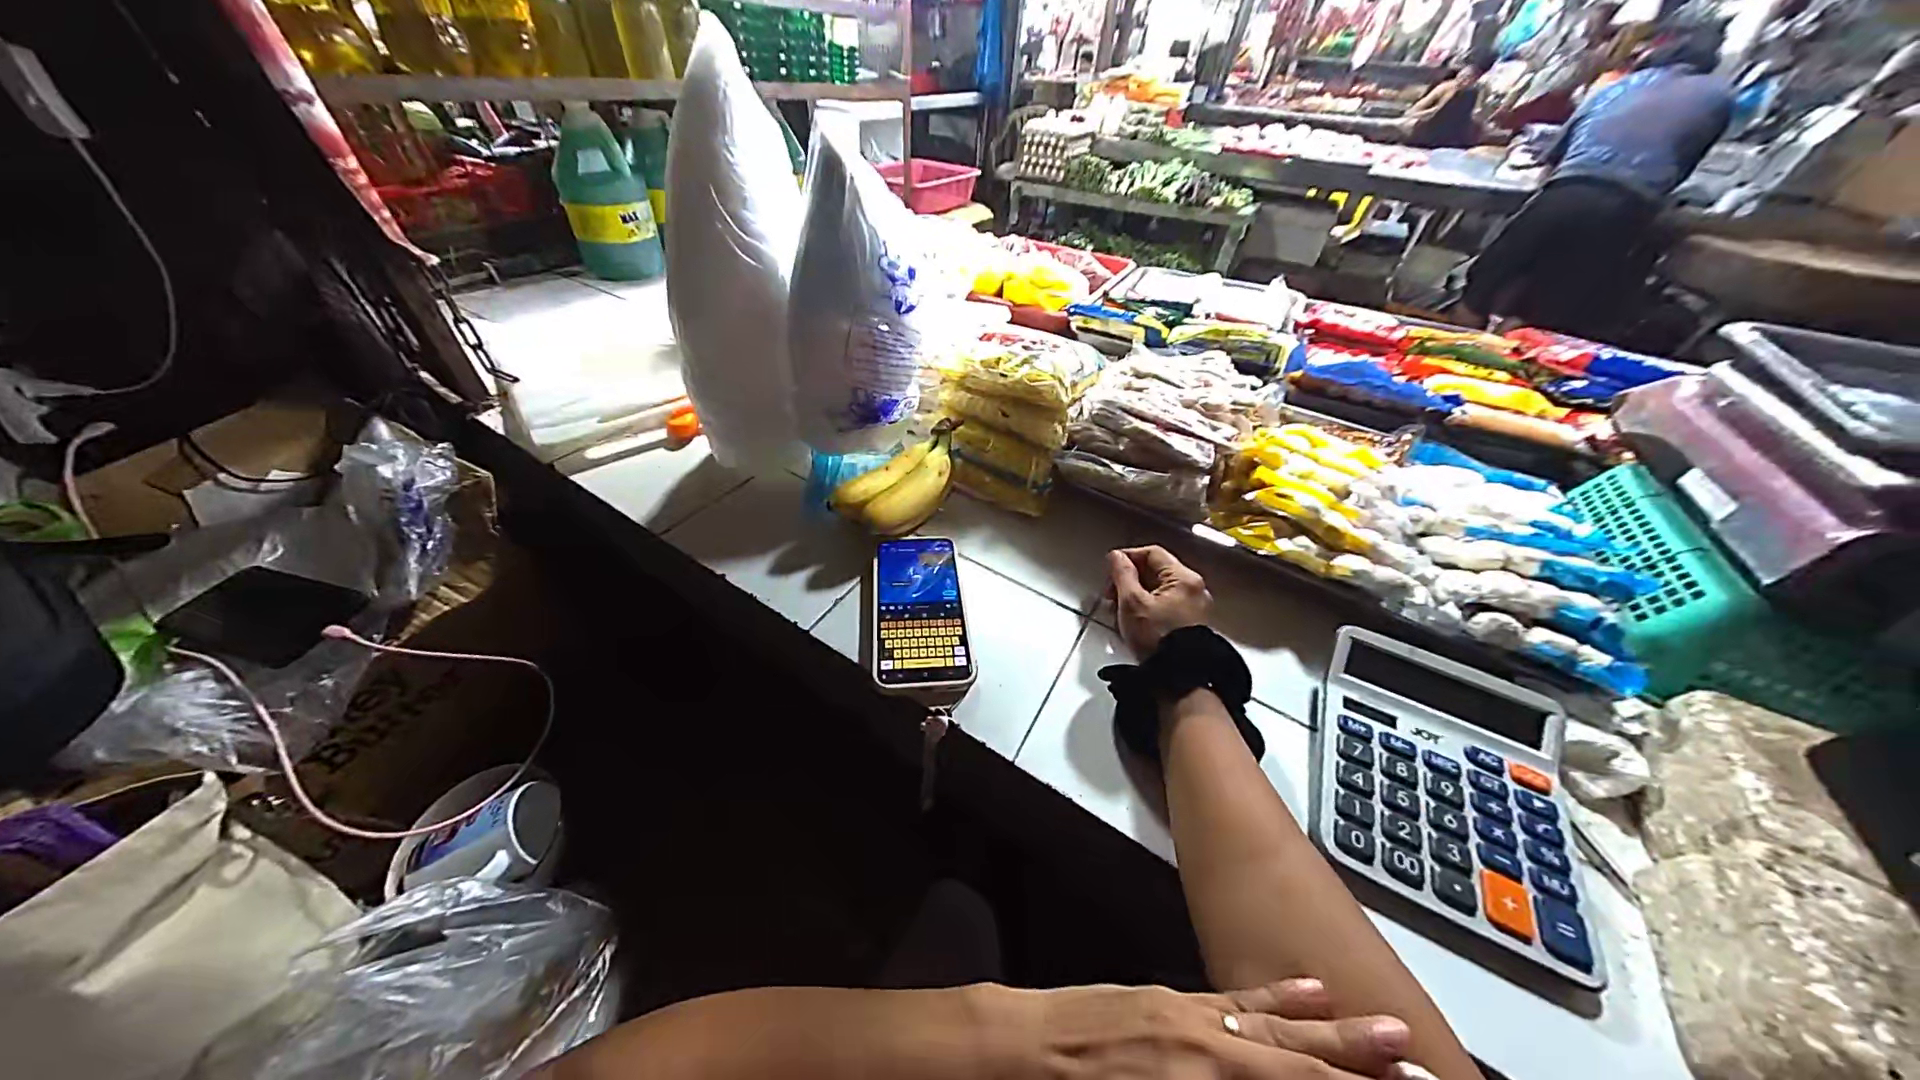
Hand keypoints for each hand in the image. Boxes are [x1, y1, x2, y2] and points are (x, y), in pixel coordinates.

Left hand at [1000, 978, 1418, 1078]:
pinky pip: (1234, 998)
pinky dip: (1277, 998)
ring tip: (1393, 1035)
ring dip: (1336, 1036)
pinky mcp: (1171, 998)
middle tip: (1426, 1071)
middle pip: (1299, 1063)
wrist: (1025, 1047)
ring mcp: (1190, 1016)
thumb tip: (1268, 1071)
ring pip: (1275, 1028)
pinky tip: (1312, 990)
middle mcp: (1208, 1048)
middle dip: (1361, 1070)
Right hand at [1108, 546, 1211, 657]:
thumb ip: (1122, 574)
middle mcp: (1195, 590)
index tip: (1110, 568)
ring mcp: (1195, 608)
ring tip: (1118, 611)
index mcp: (1184, 579)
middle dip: (1129, 580)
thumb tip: (1116, 556)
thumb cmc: (1156, 638)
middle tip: (1110, 593)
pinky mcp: (1191, 625)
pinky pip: (1166, 606)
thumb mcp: (1131, 602)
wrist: (1178, 678)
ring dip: (1135, 595)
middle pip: (1156, 571)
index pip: (1152, 553)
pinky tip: (1133, 622)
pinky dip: (1147, 608)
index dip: (1127, 556)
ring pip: (1159, 590)